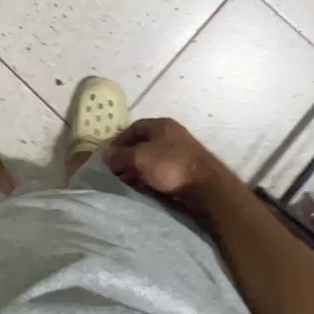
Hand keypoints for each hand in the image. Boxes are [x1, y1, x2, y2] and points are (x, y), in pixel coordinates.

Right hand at [104, 118, 234, 204]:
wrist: (206, 186)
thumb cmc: (170, 165)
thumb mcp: (139, 158)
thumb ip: (120, 156)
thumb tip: (106, 155)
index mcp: (161, 125)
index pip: (134, 128)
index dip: (119, 141)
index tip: (109, 156)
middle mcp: (171, 135)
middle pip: (143, 144)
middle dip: (128, 158)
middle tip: (117, 172)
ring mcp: (180, 152)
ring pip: (152, 159)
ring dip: (138, 169)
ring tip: (128, 182)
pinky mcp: (186, 170)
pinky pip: (162, 171)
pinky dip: (151, 177)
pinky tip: (145, 188)